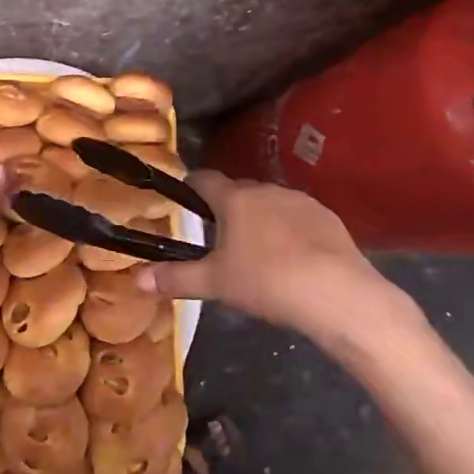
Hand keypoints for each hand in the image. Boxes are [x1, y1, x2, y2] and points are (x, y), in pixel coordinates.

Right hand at [135, 171, 398, 337]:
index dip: (192, 187)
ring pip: (271, 204)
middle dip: (227, 210)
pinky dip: (291, 231)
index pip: (204, 179)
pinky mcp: (328, 217)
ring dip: (261, 220)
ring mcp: (300, 200)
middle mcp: (266, 189)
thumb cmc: (266, 282)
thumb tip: (137, 279)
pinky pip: (299, 217)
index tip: (185, 199)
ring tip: (260, 254)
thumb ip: (176, 278)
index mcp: (234, 199)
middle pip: (238, 192)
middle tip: (221, 241)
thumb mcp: (215, 284)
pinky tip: (295, 260)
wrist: (337, 294)